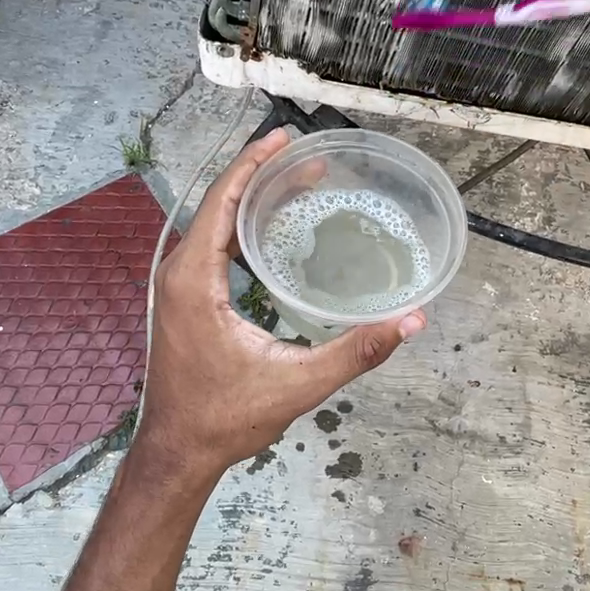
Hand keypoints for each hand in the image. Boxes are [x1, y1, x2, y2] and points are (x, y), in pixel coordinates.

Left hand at [137, 130, 425, 481]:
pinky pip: (212, 246)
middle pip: (220, 205)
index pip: (223, 201)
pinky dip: (242, 227)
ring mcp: (178, 286)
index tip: (285, 137)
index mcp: (195, 279)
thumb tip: (411, 321)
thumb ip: (356, 352)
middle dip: (262, 175)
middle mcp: (180, 273)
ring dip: (253, 200)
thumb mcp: (298, 384)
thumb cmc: (227, 418)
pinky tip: (273, 230)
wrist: (177, 453)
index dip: (253, 164)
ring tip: (299, 183)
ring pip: (215, 224)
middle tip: (309, 158)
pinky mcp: (184, 300)